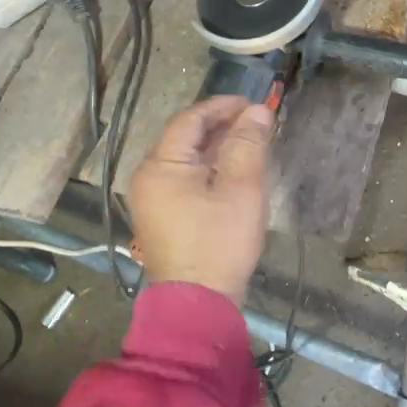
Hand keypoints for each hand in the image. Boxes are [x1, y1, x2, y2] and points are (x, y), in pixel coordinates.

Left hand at [128, 96, 275, 301]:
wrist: (199, 303)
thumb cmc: (219, 241)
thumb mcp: (241, 187)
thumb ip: (248, 143)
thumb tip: (256, 110)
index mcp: (161, 167)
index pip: (190, 120)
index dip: (223, 106)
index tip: (254, 103)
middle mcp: (149, 178)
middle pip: (186, 137)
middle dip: (222, 125)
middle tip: (257, 121)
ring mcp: (153, 199)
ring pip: (187, 158)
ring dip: (218, 145)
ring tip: (252, 142)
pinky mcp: (163, 216)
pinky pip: (186, 178)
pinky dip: (210, 166)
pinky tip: (235, 169)